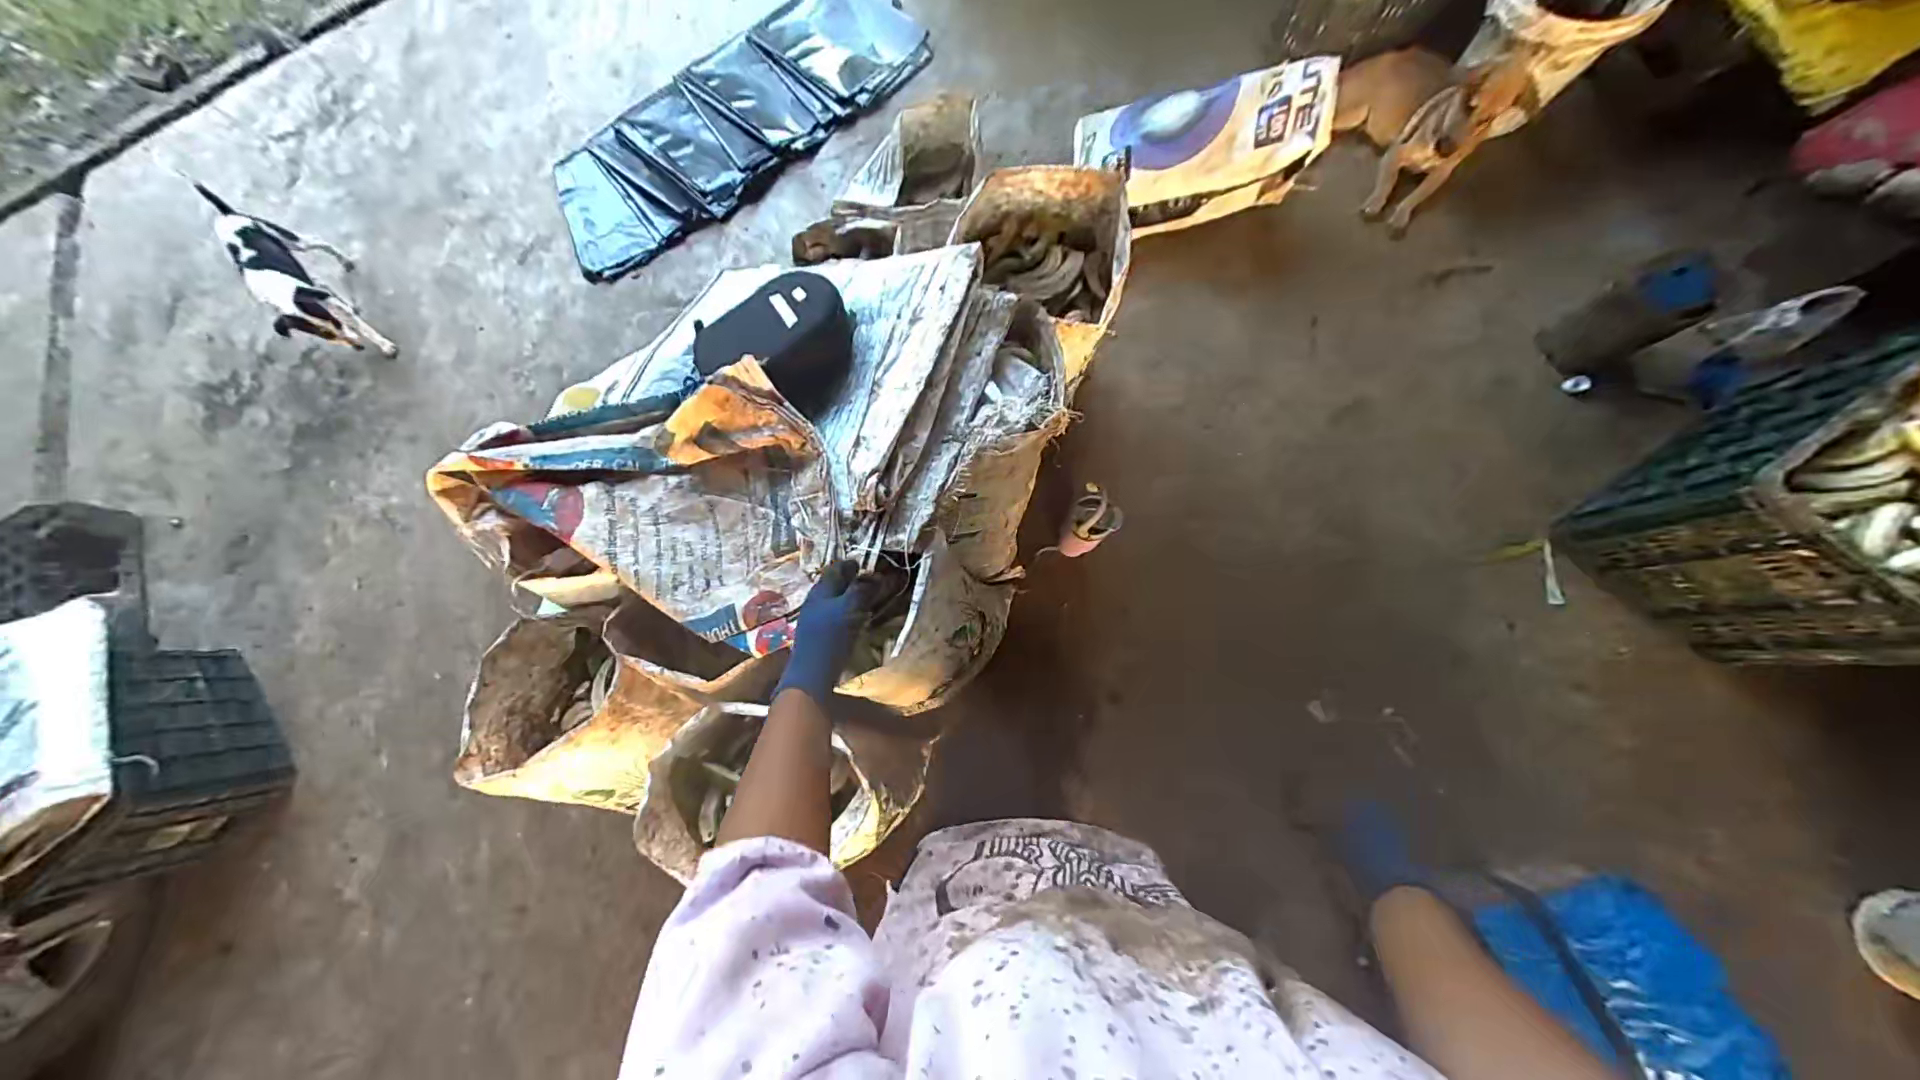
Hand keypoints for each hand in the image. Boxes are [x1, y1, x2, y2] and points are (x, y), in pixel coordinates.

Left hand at [773, 560, 878, 705]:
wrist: (810, 675)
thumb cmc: (831, 638)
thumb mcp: (850, 609)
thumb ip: (863, 590)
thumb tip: (877, 576)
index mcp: (820, 591)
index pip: (835, 570)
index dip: (849, 565)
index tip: (863, 564)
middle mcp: (814, 602)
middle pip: (832, 586)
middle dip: (848, 581)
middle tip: (867, 581)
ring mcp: (812, 621)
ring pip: (831, 602)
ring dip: (846, 598)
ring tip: (863, 600)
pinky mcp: (816, 637)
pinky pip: (832, 618)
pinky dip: (844, 614)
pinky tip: (853, 622)